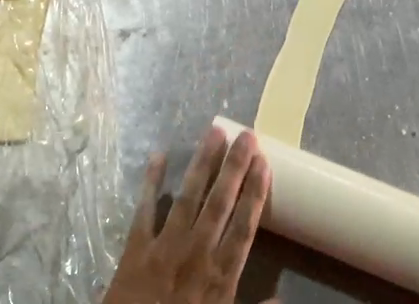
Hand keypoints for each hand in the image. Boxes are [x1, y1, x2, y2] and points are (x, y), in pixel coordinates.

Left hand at [102, 126, 272, 303]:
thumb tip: (283, 299)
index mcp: (220, 275)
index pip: (243, 225)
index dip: (255, 193)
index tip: (264, 162)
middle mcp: (196, 253)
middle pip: (219, 203)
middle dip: (234, 167)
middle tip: (246, 135)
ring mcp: (164, 246)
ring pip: (188, 197)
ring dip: (202, 163)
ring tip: (214, 131)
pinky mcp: (135, 248)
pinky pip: (144, 209)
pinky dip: (150, 182)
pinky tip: (158, 156)